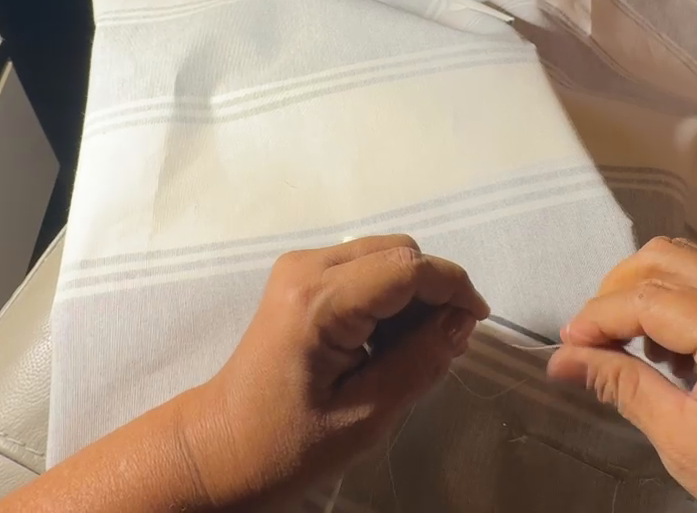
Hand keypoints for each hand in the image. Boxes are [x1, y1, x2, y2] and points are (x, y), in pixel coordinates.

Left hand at [173, 234, 489, 506]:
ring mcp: (300, 265)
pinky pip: (363, 266)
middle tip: (444, 344)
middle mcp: (308, 264)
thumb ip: (420, 362)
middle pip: (398, 251)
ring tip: (411, 348)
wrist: (219, 445)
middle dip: (432, 290)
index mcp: (319, 299)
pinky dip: (387, 293)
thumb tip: (462, 320)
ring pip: (383, 254)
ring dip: (410, 292)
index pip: (406, 268)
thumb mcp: (365, 416)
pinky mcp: (299, 274)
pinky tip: (383, 338)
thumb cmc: (287, 443)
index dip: (452, 286)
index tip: (477, 322)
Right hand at [547, 238, 696, 512]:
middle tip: (591, 340)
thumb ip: (622, 385)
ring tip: (625, 344)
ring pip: (686, 260)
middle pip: (665, 259)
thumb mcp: (688, 444)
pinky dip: (674, 299)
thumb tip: (562, 359)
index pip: (651, 299)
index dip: (598, 318)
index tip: (566, 345)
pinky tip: (666, 347)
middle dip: (617, 293)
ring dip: (644, 291)